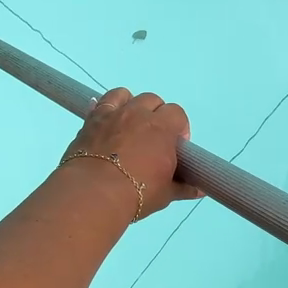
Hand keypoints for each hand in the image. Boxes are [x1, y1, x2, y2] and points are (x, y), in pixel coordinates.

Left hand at [59, 88, 201, 217]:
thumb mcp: (166, 193)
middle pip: (151, 100)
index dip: (178, 127)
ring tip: (127, 124)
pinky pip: (98, 103)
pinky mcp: (89, 120)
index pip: (176, 113)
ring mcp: (111, 114)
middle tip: (151, 136)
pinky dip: (103, 108)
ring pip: (123, 94)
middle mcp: (136, 114)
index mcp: (160, 127)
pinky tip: (104, 120)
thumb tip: (198, 189)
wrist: (94, 191)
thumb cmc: (137, 192)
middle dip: (155, 114)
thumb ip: (182, 186)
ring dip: (129, 104)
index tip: (174, 145)